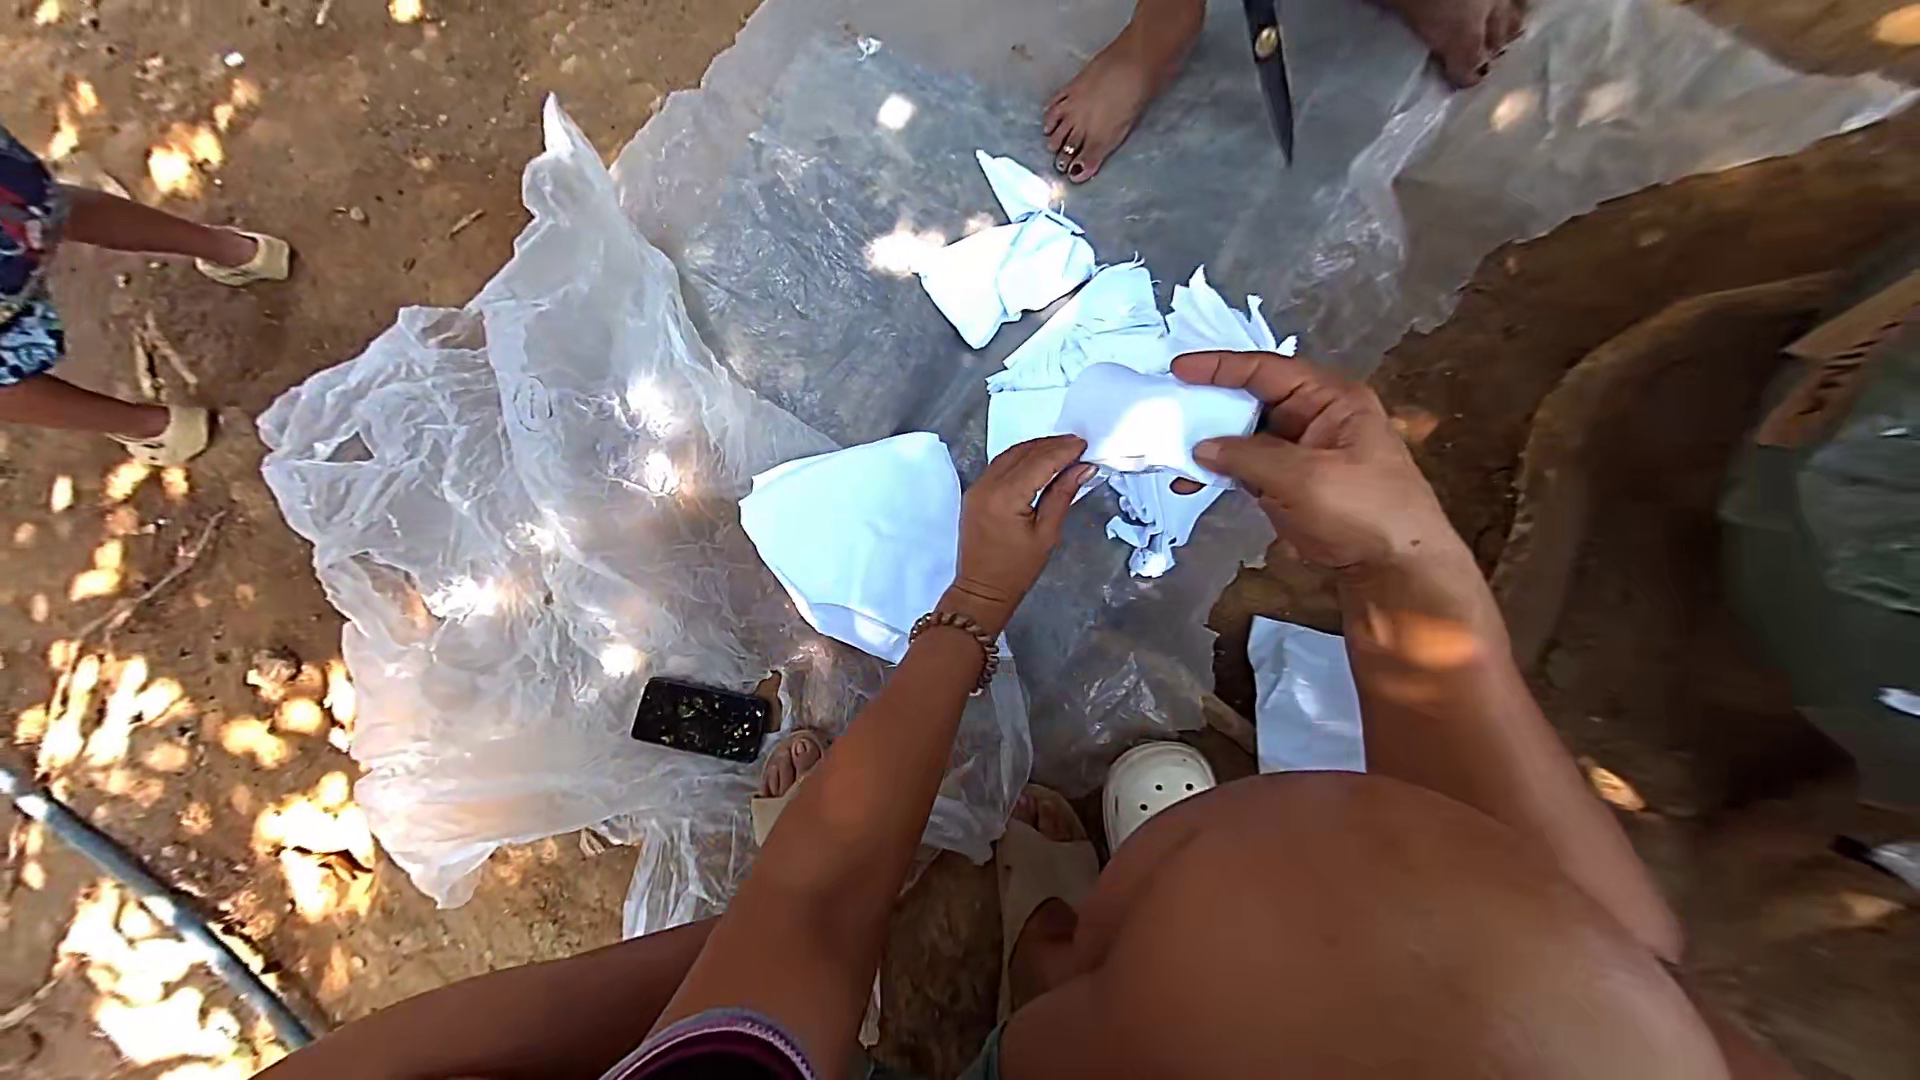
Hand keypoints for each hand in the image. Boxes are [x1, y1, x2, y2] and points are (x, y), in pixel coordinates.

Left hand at [947, 435, 1093, 634]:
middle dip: (1051, 445)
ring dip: (1035, 448)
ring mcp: (977, 488)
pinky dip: (1020, 458)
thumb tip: (1083, 468)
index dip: (1063, 451)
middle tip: (1077, 444)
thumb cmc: (1016, 570)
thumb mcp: (1046, 534)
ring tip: (1062, 449)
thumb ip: (1062, 495)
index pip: (1039, 462)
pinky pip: (998, 465)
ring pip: (1009, 455)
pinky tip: (1037, 460)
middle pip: (1023, 453)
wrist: (981, 589)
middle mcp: (987, 486)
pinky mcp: (974, 493)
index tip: (1083, 445)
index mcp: (1006, 497)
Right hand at [1174, 351, 1465, 576]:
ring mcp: (1296, 451)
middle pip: (1250, 400)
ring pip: (1241, 436)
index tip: (1179, 369)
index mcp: (1329, 400)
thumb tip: (1201, 447)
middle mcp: (1311, 418)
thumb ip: (1248, 456)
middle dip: (1209, 406)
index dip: (1221, 367)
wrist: (1391, 567)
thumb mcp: (1304, 478)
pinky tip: (1190, 483)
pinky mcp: (1284, 481)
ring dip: (1208, 444)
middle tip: (1168, 410)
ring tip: (1172, 452)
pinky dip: (1216, 472)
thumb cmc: (1362, 511)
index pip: (1266, 370)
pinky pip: (1241, 466)